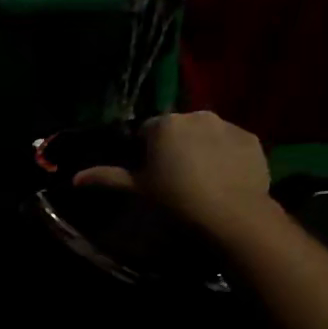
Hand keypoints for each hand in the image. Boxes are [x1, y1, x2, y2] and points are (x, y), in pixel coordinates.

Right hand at [73, 111, 274, 232]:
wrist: (230, 213)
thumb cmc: (175, 198)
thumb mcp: (138, 189)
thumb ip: (107, 178)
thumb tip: (75, 178)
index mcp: (164, 124)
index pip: (147, 130)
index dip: (145, 151)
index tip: (149, 173)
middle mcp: (196, 114)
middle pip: (178, 129)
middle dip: (174, 146)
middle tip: (173, 178)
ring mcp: (227, 125)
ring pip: (206, 134)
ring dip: (200, 149)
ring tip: (201, 180)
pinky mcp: (251, 139)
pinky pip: (231, 144)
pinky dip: (225, 156)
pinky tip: (223, 180)